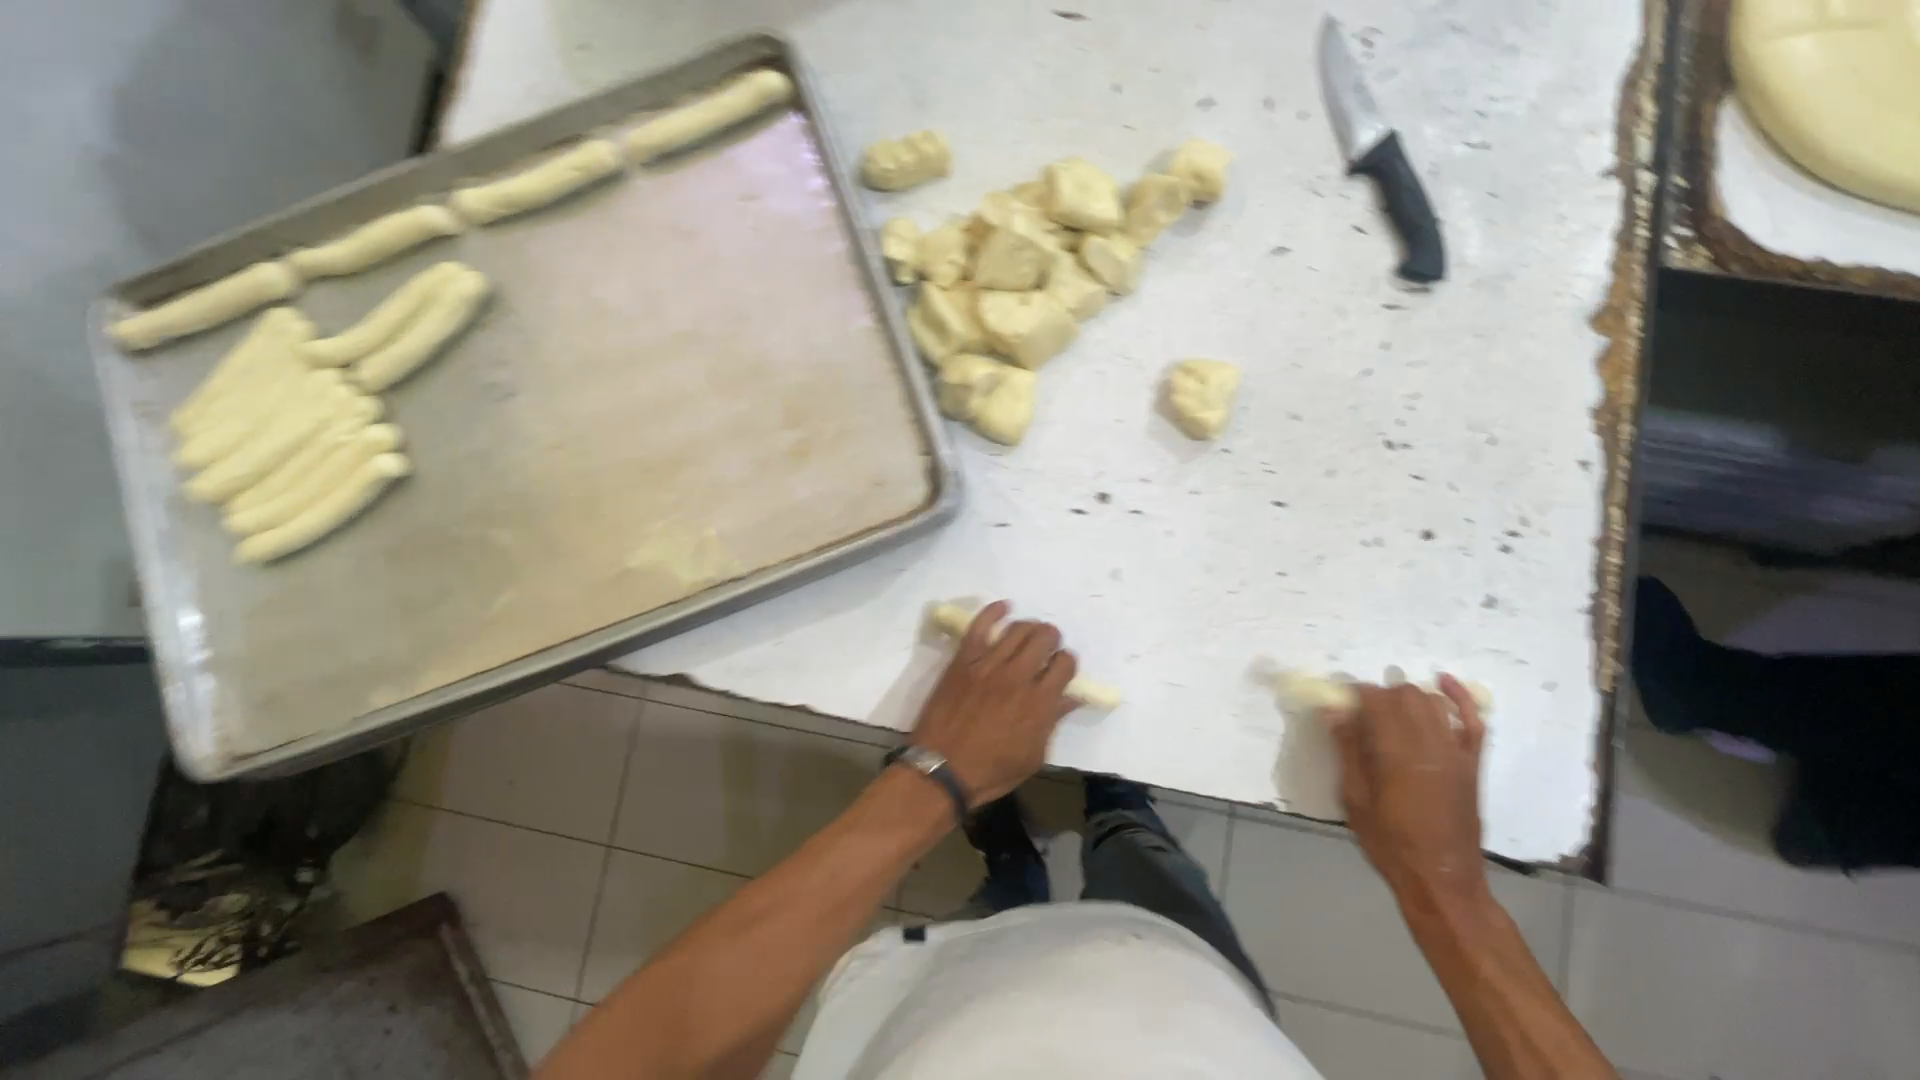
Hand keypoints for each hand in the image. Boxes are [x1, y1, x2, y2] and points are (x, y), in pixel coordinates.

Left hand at [910, 601, 1078, 804]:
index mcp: (1040, 702)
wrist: (942, 769)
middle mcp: (1018, 676)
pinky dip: (994, 611)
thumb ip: (1053, 722)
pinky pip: (980, 626)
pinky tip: (1004, 607)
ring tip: (1029, 633)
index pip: (1065, 663)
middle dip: (1052, 638)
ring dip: (1029, 627)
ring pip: (1017, 629)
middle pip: (1044, 638)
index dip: (1066, 663)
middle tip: (1047, 646)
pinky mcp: (963, 661)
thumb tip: (1070, 698)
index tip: (1060, 669)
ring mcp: (989, 665)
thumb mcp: (1034, 756)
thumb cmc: (991, 771)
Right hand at [1327, 675, 1488, 907]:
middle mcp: (1428, 745)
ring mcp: (1455, 752)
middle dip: (1380, 695)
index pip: (1375, 701)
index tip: (1340, 700)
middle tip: (1362, 713)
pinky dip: (1460, 697)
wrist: (1442, 878)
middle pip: (1404, 695)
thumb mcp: (1354, 799)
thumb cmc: (1390, 842)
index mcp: (1395, 754)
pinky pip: (1471, 720)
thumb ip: (1347, 751)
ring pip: (1432, 702)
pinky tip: (1444, 681)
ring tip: (1390, 709)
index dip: (1355, 694)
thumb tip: (1335, 711)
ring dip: (1408, 695)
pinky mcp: (1471, 763)